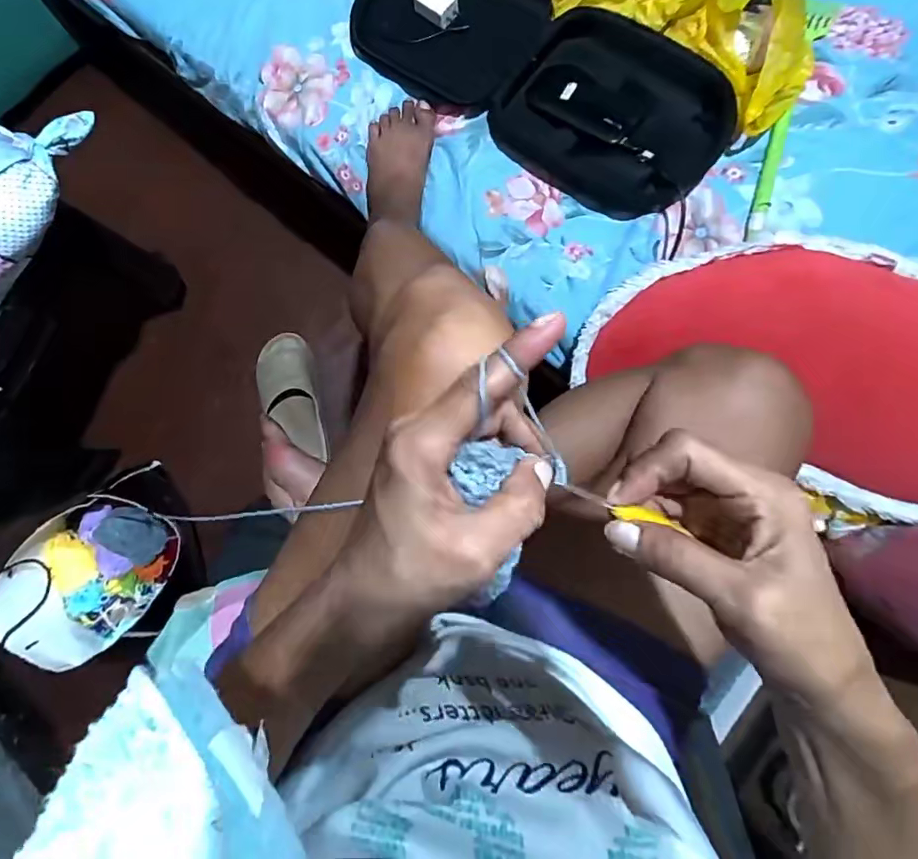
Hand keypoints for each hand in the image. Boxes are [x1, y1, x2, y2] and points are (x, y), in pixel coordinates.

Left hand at [330, 314, 564, 624]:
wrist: (365, 598)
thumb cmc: (415, 575)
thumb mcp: (479, 548)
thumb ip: (520, 502)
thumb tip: (536, 466)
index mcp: (422, 439)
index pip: (479, 384)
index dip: (520, 350)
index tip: (553, 319)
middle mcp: (415, 426)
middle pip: (484, 402)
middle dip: (520, 430)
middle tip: (536, 478)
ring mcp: (414, 438)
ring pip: (479, 420)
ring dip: (508, 447)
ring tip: (518, 494)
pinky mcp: (419, 453)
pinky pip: (468, 437)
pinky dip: (493, 456)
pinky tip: (500, 489)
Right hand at [601, 429, 874, 710]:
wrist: (824, 684)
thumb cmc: (796, 637)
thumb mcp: (735, 597)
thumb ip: (674, 557)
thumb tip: (612, 527)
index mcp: (763, 492)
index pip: (690, 452)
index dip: (648, 469)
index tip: (616, 504)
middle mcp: (748, 489)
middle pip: (679, 461)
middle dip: (642, 483)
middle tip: (615, 518)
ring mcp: (733, 509)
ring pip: (673, 485)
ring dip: (643, 502)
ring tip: (624, 531)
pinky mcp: (719, 531)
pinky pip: (675, 511)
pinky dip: (652, 521)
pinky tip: (641, 540)